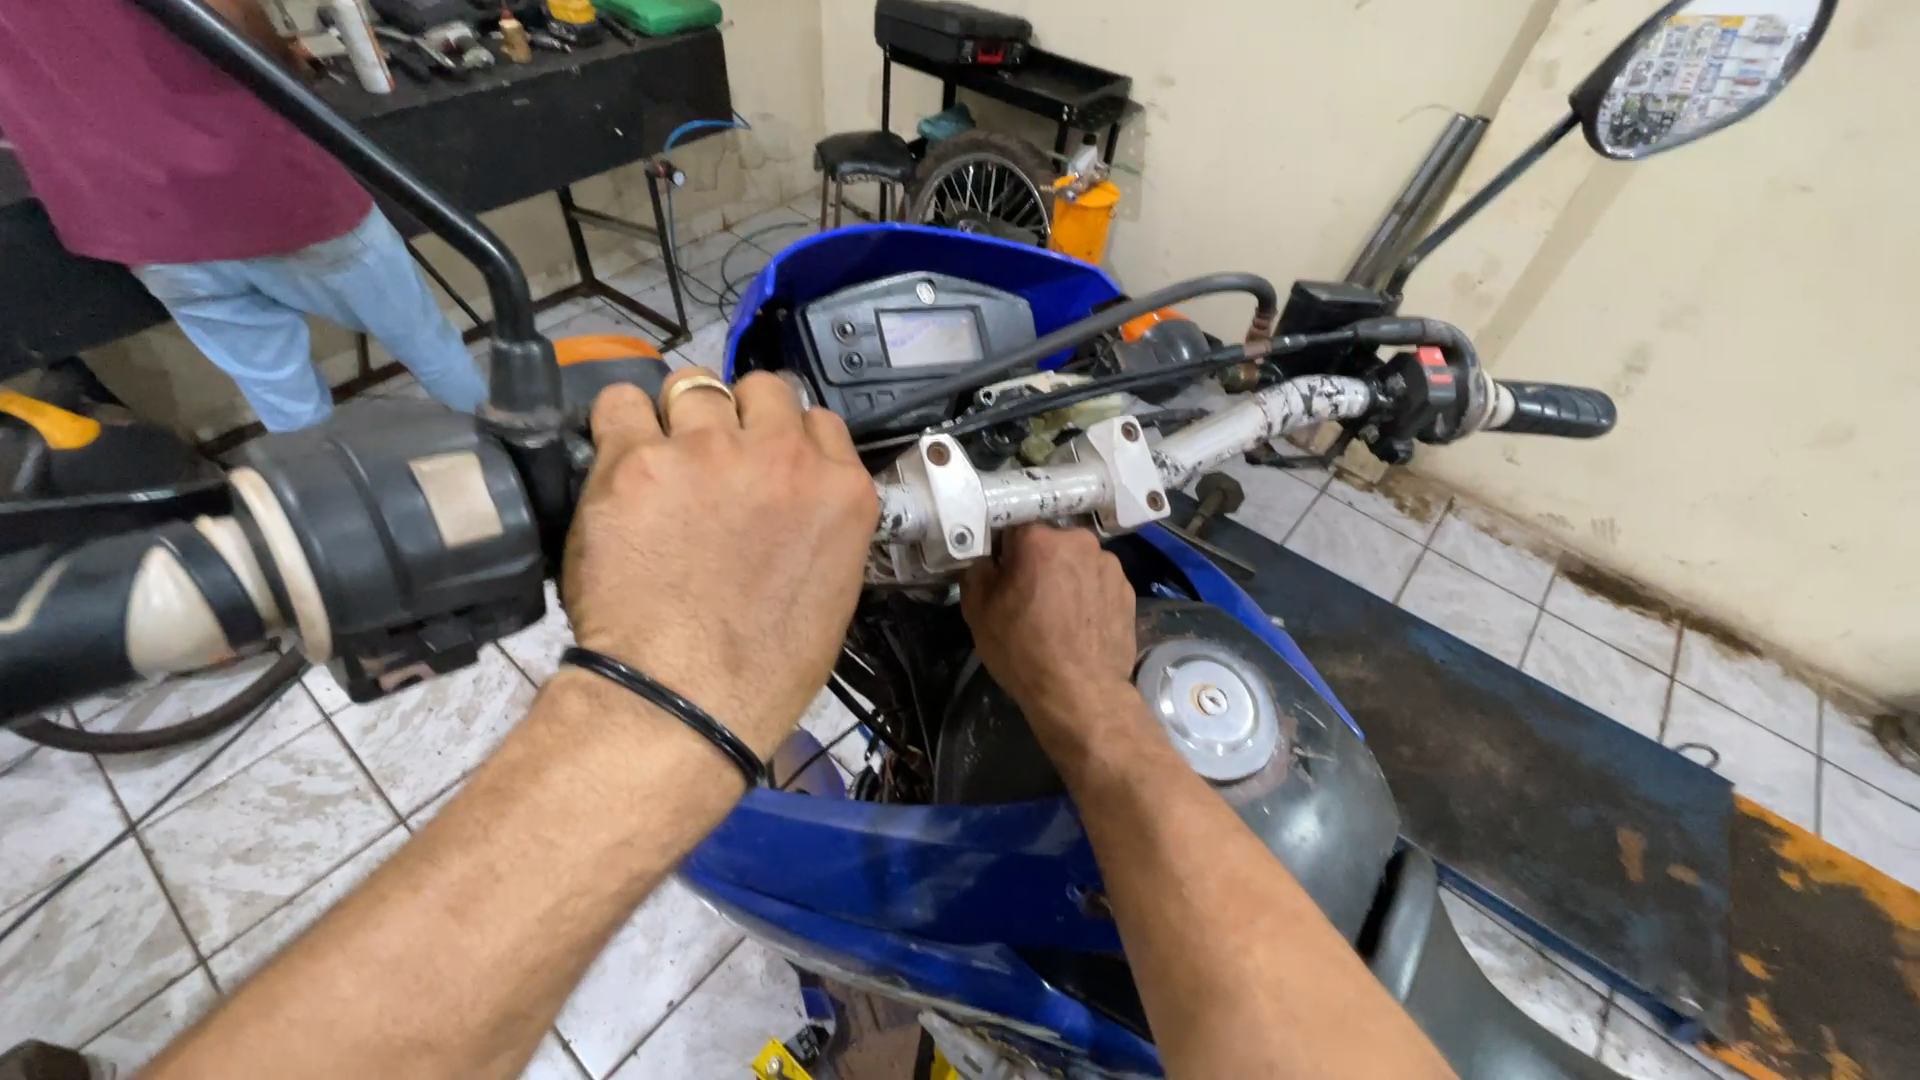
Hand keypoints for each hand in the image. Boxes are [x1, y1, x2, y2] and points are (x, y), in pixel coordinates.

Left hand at [560, 368, 877, 757]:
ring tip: (663, 462)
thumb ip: (819, 522)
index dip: (787, 437)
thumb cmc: (767, 666)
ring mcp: (710, 452)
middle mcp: (784, 456)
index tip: (766, 459)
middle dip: (740, 415)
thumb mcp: (832, 588)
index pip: (819, 420)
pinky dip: (621, 424)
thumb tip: (790, 500)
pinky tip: (622, 461)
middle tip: (715, 457)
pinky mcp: (639, 461)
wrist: (688, 698)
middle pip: (762, 388)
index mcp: (841, 489)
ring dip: (681, 418)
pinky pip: (623, 404)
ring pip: (693, 387)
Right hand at [960, 525, 1138, 760]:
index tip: (1001, 577)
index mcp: (1039, 539)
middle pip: (1049, 542)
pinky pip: (1098, 581)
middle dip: (1037, 562)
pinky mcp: (1128, 589)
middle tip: (1028, 598)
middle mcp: (1079, 542)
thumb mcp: (978, 612)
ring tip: (1057, 615)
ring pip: (1076, 561)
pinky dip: (1088, 594)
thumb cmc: (1023, 651)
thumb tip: (985, 560)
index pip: (1013, 529)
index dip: (1003, 553)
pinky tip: (1079, 624)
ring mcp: (1109, 565)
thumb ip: (976, 572)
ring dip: (1065, 576)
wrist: (1080, 693)